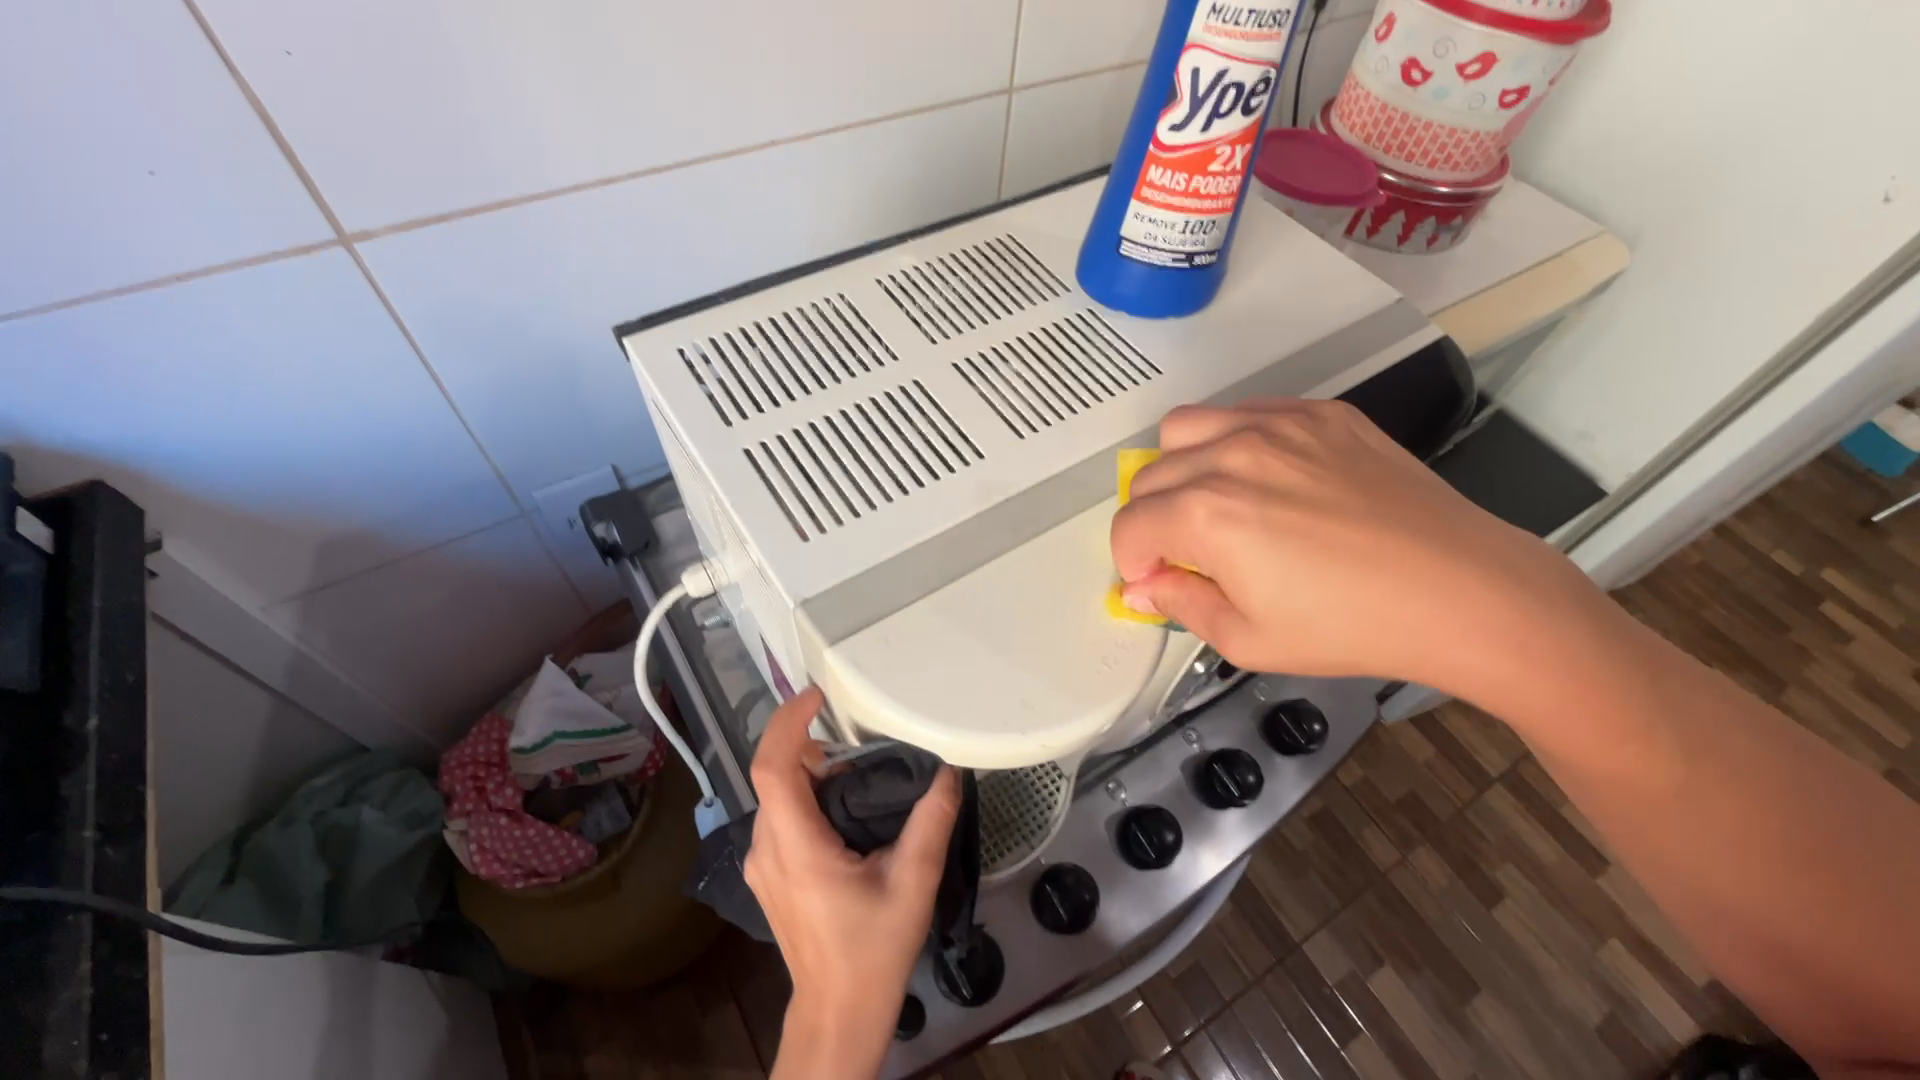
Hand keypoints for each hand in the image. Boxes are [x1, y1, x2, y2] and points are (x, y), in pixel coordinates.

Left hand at [746, 687, 959, 1079]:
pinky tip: (846, 811)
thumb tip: (949, 771)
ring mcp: (763, 863)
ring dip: (811, 773)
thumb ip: (931, 821)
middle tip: (856, 735)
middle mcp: (767, 848)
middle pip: (774, 775)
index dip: (788, 723)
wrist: (838, 1010)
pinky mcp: (770, 873)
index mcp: (797, 847)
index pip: (772, 767)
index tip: (816, 695)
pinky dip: (807, 797)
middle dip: (809, 743)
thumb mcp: (913, 883)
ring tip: (859, 772)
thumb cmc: (872, 951)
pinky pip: (781, 817)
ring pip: (777, 796)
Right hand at [1111, 399, 1588, 695]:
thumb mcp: (1247, 640)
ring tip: (1215, 504)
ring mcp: (1278, 425)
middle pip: (1149, 475)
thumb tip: (1142, 588)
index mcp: (1205, 514)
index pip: (1129, 525)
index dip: (1132, 562)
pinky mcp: (1321, 414)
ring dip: (1180, 469)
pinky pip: (1246, 412)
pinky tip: (1265, 480)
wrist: (1458, 590)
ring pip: (1186, 428)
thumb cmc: (1352, 626)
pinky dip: (1233, 442)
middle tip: (1188, 553)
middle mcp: (1230, 455)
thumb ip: (1179, 606)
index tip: (1157, 581)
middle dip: (1152, 519)